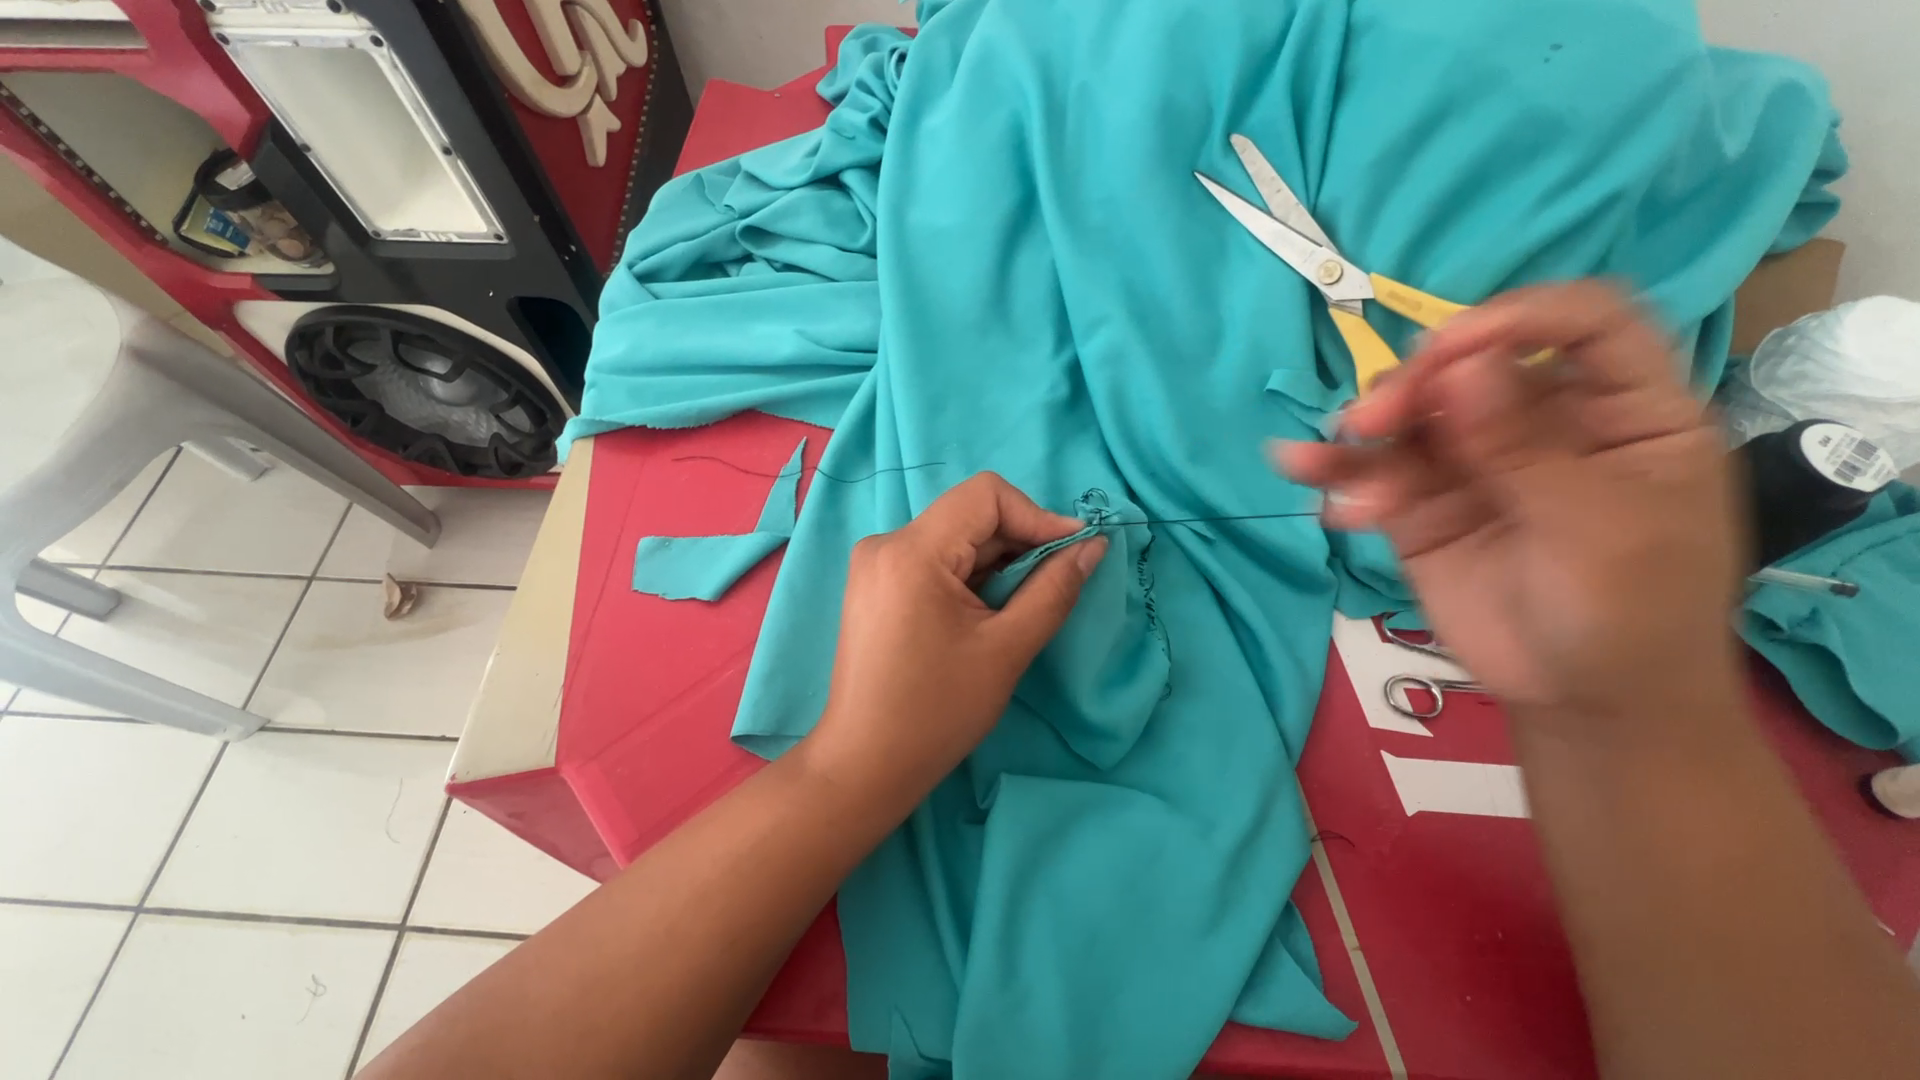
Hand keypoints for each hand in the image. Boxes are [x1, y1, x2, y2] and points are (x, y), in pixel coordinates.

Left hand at [808, 472, 1107, 803]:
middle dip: (1021, 542)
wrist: (866, 763)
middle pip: (970, 515)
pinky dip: (971, 576)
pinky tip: (989, 612)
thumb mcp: (1006, 648)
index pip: (986, 495)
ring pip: (955, 538)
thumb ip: (1054, 589)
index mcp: (912, 551)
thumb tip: (1094, 546)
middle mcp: (886, 544)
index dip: (1037, 516)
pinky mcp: (876, 586)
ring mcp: (876, 565)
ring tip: (1022, 606)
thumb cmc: (937, 710)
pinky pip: (935, 560)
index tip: (1074, 551)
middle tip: (1057, 583)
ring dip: (998, 562)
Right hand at [1275, 282, 1743, 721]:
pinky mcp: (1423, 505)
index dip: (1519, 319)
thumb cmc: (1631, 614)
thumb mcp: (1598, 530)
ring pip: (1410, 417)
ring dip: (1360, 431)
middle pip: (1470, 366)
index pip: (1582, 325)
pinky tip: (1312, 483)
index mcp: (1622, 411)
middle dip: (1413, 386)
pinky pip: (1373, 473)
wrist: (1584, 704)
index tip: (1448, 350)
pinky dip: (1338, 473)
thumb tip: (1461, 366)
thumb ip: (1527, 448)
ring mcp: (1477, 464)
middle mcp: (1545, 421)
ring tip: (1321, 460)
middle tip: (1369, 422)